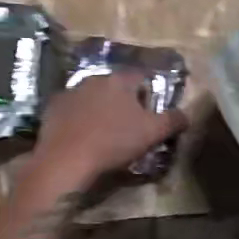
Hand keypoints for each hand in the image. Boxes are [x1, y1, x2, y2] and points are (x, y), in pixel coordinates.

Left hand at [31, 70, 187, 185]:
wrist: (66, 161)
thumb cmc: (114, 142)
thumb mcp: (153, 133)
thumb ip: (173, 120)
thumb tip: (186, 114)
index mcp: (120, 80)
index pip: (141, 77)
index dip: (149, 93)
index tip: (151, 112)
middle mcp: (94, 79)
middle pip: (116, 86)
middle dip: (124, 101)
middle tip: (130, 125)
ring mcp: (70, 92)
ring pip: (93, 97)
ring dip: (101, 109)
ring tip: (105, 133)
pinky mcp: (52, 109)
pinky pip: (72, 110)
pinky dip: (79, 119)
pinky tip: (83, 138)